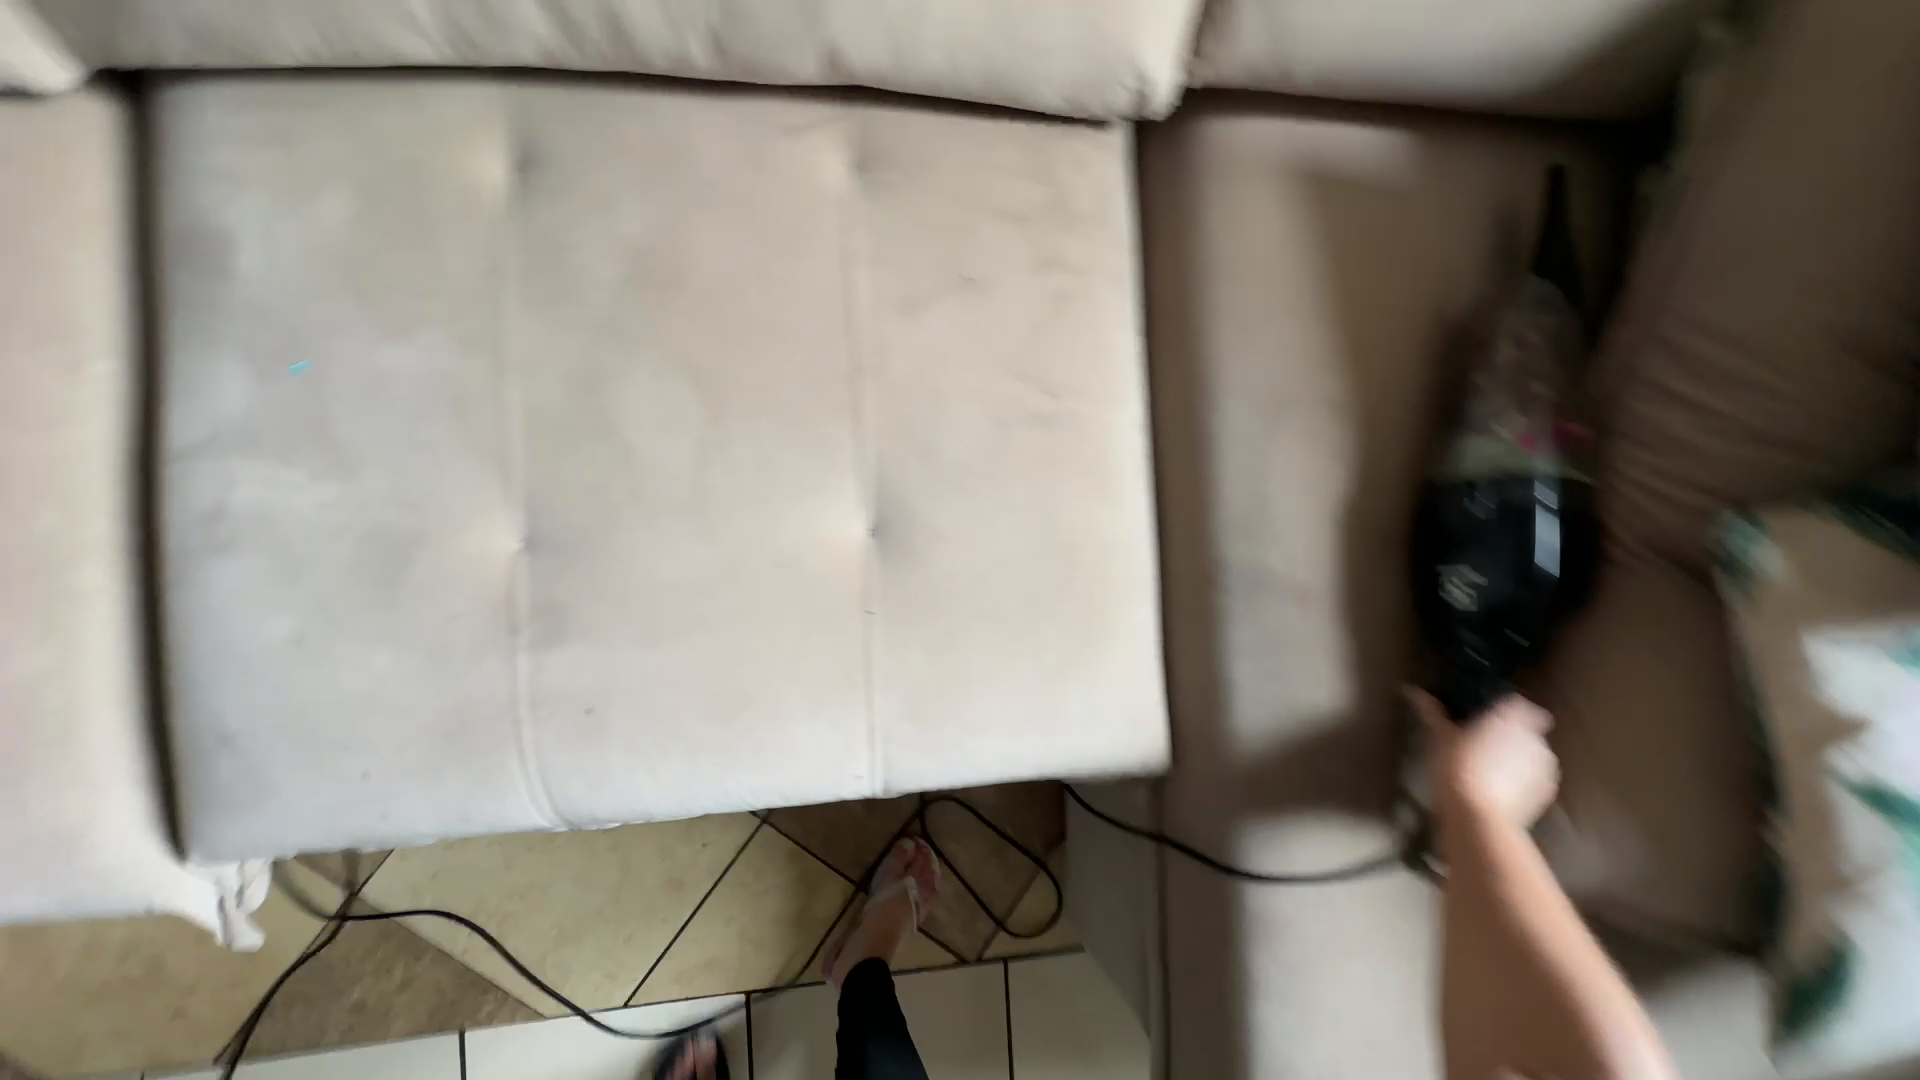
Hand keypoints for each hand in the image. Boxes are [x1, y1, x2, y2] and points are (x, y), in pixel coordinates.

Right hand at [1407, 687, 1559, 827]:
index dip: (1507, 709)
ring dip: (1518, 757)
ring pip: (1532, 753)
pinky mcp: (1547, 790)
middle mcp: (1532, 737)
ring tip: (1491, 769)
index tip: (1488, 717)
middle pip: (1526, 729)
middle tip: (1482, 744)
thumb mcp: (1438, 738)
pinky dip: (1523, 778)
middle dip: (1510, 734)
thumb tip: (1415, 691)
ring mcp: (1544, 765)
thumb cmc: (1455, 768)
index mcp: (1508, 718)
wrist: (1478, 815)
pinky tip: (1501, 788)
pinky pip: (1535, 776)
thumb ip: (1433, 713)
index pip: (1518, 703)